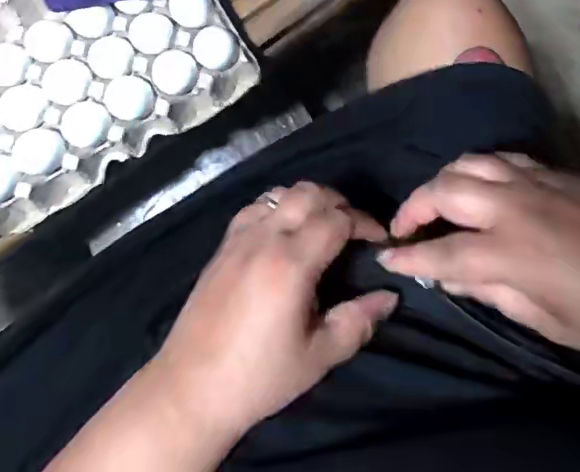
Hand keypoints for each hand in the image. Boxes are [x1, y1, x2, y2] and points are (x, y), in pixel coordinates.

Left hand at [143, 182, 399, 442]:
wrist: (191, 388)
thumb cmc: (258, 377)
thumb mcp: (318, 357)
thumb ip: (357, 321)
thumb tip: (389, 296)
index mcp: (291, 262)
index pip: (337, 219)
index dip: (364, 223)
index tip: (379, 239)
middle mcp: (265, 237)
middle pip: (310, 192)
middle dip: (339, 202)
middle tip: (354, 229)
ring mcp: (240, 236)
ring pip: (281, 192)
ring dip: (308, 200)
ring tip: (322, 226)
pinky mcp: (223, 244)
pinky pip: (257, 205)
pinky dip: (279, 206)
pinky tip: (284, 231)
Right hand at [378, 154, 579, 392]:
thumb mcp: (549, 323)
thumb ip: (492, 293)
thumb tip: (449, 277)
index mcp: (512, 253)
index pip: (442, 251)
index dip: (410, 254)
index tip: (386, 255)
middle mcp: (514, 207)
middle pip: (445, 189)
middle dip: (415, 204)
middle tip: (404, 225)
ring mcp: (535, 181)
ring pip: (471, 161)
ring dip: (444, 178)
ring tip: (436, 199)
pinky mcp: (554, 170)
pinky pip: (503, 157)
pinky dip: (480, 167)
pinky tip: (481, 183)